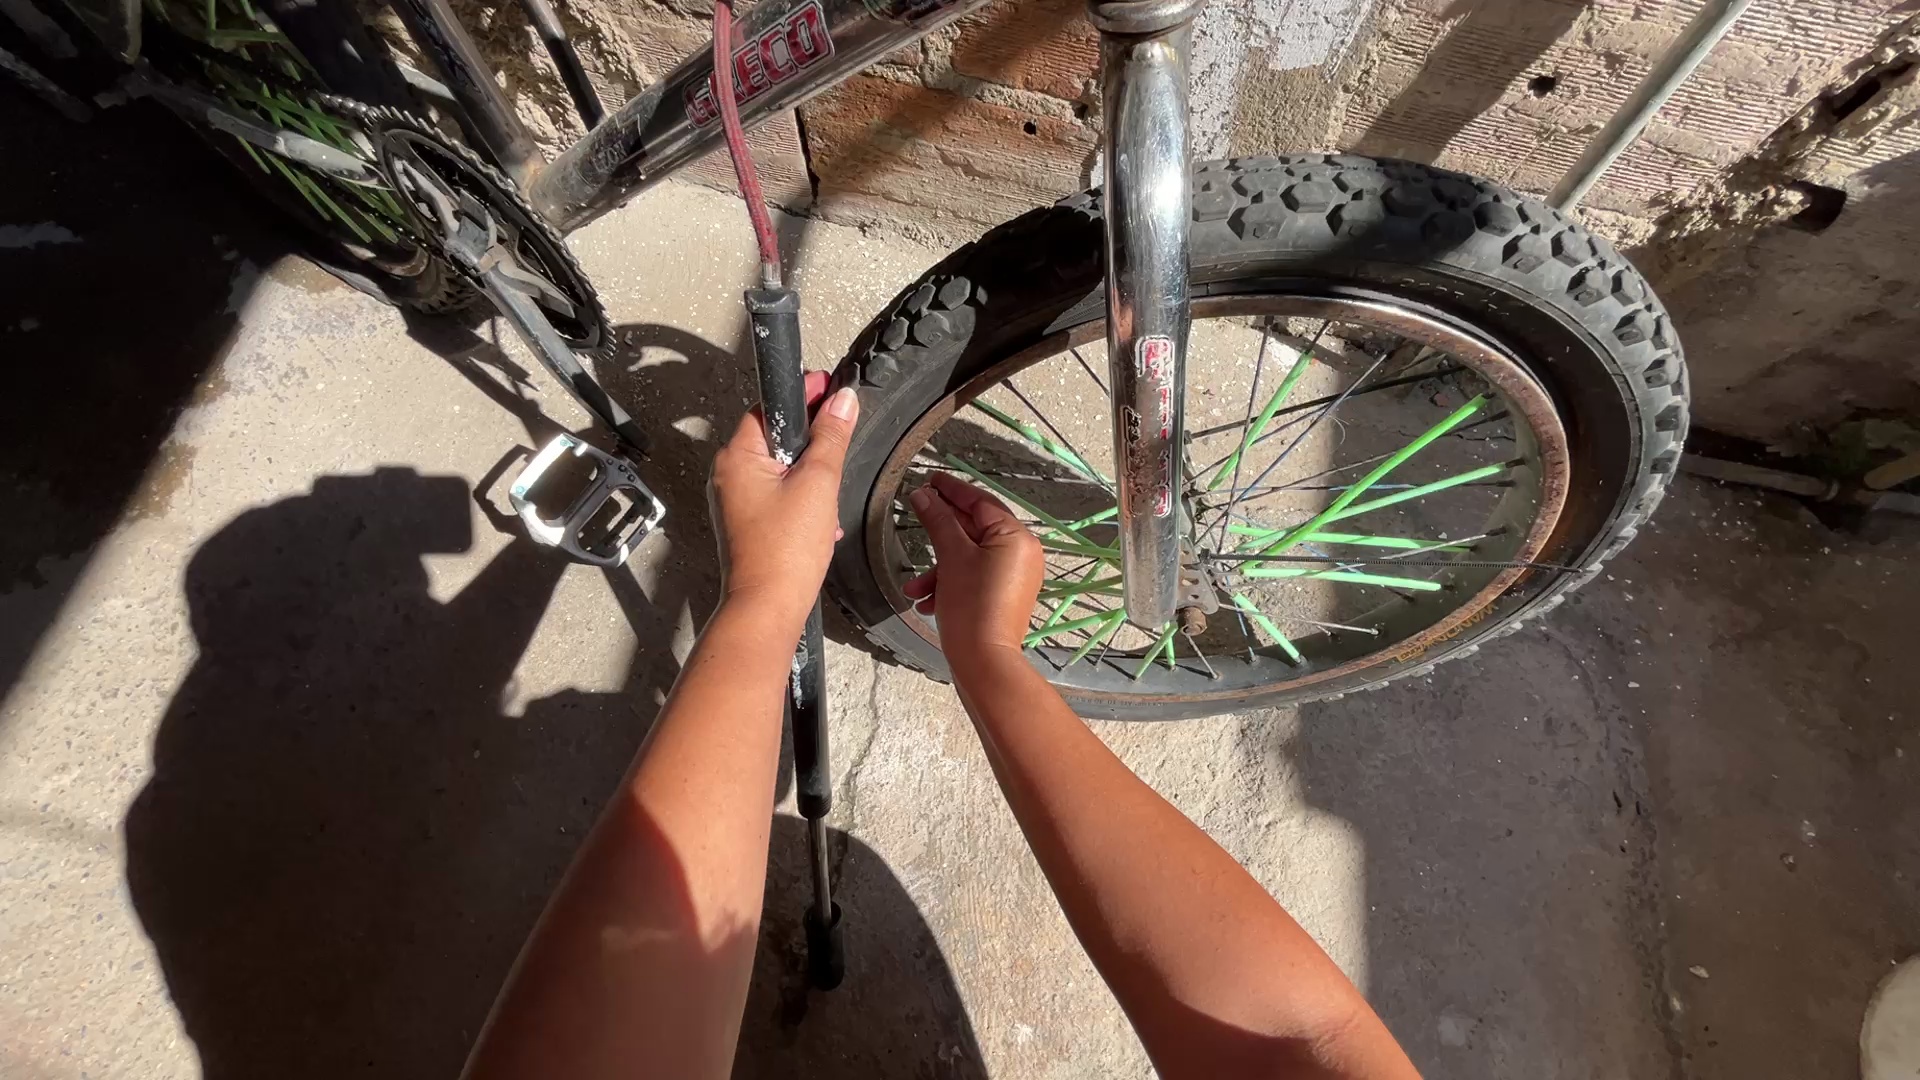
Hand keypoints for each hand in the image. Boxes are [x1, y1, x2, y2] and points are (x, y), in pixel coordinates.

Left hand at [709, 371, 858, 630]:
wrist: (769, 605)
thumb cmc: (787, 547)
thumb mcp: (819, 482)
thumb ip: (831, 437)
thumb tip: (842, 400)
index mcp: (738, 457)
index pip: (769, 409)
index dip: (802, 397)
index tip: (829, 387)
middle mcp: (729, 476)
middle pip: (776, 440)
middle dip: (811, 443)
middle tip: (840, 441)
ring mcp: (736, 502)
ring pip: (780, 471)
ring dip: (810, 477)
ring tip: (831, 493)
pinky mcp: (748, 525)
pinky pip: (778, 497)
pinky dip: (802, 500)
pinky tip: (823, 520)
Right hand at [902, 472, 1044, 670]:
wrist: (983, 663)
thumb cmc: (971, 606)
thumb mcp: (951, 557)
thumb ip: (938, 520)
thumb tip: (923, 494)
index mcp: (1016, 537)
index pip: (980, 501)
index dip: (951, 489)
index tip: (930, 479)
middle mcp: (1021, 553)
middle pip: (974, 529)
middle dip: (939, 533)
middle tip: (916, 513)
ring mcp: (1013, 576)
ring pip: (968, 557)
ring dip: (938, 569)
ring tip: (914, 588)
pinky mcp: (1003, 596)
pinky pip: (973, 577)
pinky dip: (949, 584)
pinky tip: (927, 601)